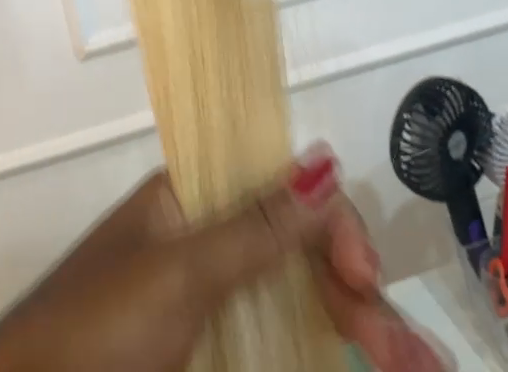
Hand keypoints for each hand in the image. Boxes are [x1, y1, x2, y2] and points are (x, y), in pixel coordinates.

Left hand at [0, 149, 447, 371]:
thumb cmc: (92, 331)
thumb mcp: (177, 272)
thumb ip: (255, 224)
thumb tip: (324, 157)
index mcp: (193, 201)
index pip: (284, 190)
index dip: (332, 228)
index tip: (362, 278)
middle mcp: (209, 242)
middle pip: (302, 256)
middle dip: (358, 298)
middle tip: (410, 356)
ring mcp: (213, 301)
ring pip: (301, 304)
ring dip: (359, 330)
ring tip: (415, 365)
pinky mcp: (214, 350)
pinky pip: (281, 341)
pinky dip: (322, 349)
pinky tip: (365, 357)